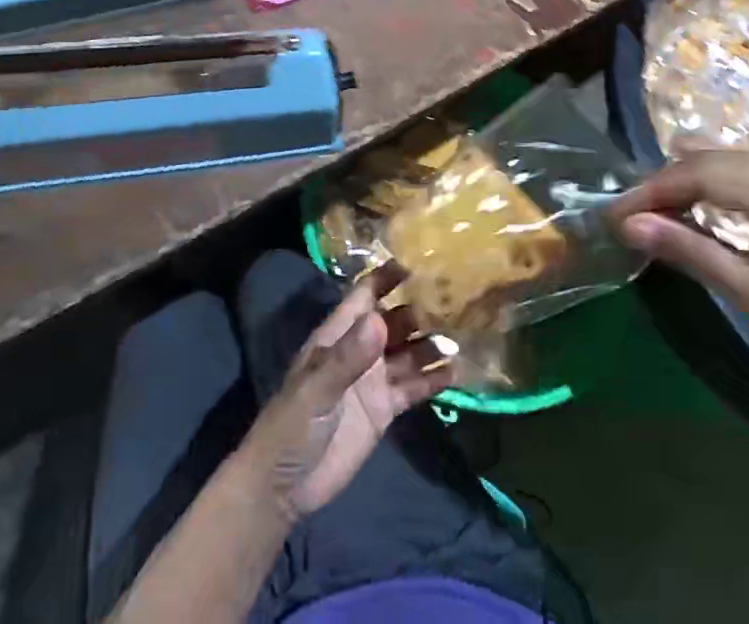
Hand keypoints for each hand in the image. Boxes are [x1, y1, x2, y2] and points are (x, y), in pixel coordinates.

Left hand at [234, 270, 454, 522]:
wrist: (285, 487)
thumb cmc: (291, 428)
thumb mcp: (316, 390)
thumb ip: (346, 358)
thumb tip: (378, 318)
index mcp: (337, 337)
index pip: (364, 296)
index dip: (387, 277)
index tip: (420, 261)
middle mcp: (359, 351)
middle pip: (394, 321)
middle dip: (421, 309)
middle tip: (457, 298)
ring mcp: (373, 380)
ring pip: (409, 353)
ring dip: (432, 344)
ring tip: (464, 334)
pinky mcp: (385, 408)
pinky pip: (414, 387)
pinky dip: (434, 380)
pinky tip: (458, 372)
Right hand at [608, 150, 748, 374]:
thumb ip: (689, 250)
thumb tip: (627, 225)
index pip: (708, 174)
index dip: (654, 189)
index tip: (616, 214)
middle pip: (719, 160)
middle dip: (667, 183)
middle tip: (629, 214)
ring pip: (734, 161)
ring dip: (689, 181)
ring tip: (654, 210)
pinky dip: (716, 184)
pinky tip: (696, 204)